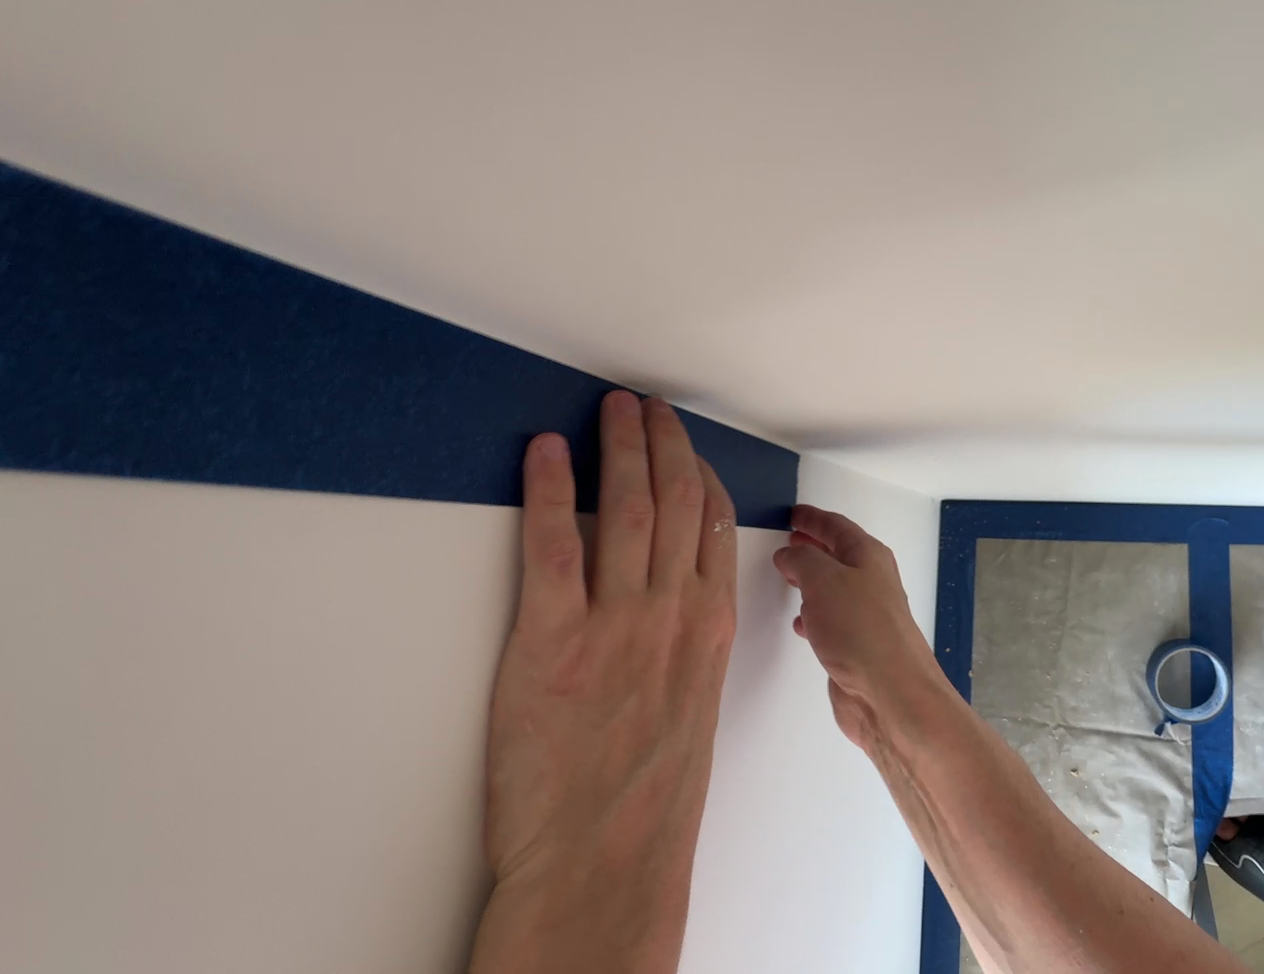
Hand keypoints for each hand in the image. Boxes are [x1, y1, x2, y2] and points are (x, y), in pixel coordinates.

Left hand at [470, 391, 736, 973]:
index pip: (714, 527)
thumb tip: (673, 602)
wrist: (610, 857)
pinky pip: (557, 548)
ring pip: (630, 510)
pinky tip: (548, 454)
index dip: (701, 474)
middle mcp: (675, 613)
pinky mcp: (553, 643)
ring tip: (613, 410)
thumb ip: (688, 642)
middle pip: (679, 503)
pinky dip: (554, 492)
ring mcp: (619, 624)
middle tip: (649, 407)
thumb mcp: (695, 704)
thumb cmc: (653, 791)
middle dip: (665, 444)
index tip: (688, 447)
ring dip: (622, 450)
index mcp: (711, 628)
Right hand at [773, 505, 943, 750]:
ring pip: (835, 587)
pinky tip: (801, 622)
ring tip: (788, 577)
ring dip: (813, 580)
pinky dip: (815, 613)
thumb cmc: (859, 628)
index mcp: (869, 557)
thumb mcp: (824, 579)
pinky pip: (833, 618)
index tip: (793, 513)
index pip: (837, 527)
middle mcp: (872, 581)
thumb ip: (803, 559)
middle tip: (788, 540)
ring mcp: (867, 615)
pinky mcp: (858, 645)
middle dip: (814, 546)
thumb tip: (790, 553)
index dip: (814, 518)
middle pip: (839, 555)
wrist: (890, 692)